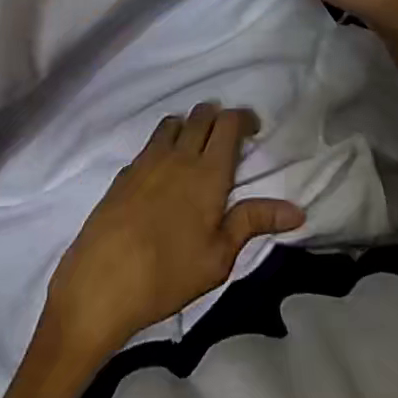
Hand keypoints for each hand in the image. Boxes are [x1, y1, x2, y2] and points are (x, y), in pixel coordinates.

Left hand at [42, 104, 305, 354]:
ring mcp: (146, 161)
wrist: (101, 283)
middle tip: (228, 138)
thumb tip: (297, 210)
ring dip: (189, 125)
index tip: (253, 130)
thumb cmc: (169, 274)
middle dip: (218, 117)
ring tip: (196, 148)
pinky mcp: (123, 173)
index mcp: (208, 173)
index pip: (228, 123)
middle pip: (201, 115)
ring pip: (172, 123)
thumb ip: (253, 222)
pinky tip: (164, 172)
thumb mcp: (219, 256)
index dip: (243, 118)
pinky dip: (164, 144)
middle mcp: (178, 156)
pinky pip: (149, 143)